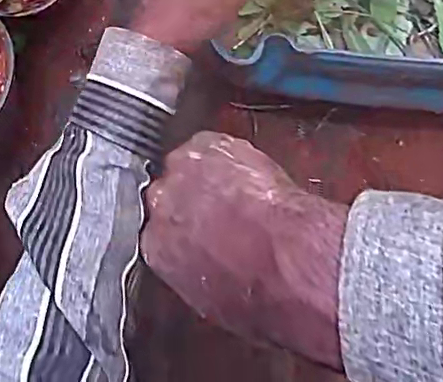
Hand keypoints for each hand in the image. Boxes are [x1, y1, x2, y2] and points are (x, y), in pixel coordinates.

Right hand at [142, 132, 345, 368]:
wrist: (286, 255)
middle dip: (190, 199)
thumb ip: (189, 267)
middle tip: (219, 211)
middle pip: (169, 191)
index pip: (158, 229)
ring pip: (189, 164)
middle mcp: (161, 200)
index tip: (197, 231)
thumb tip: (200, 258)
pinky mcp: (207, 142)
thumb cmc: (259, 287)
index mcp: (156, 245)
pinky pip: (214, 146)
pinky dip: (229, 157)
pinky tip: (248, 177)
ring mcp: (182, 166)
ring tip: (238, 193)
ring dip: (206, 175)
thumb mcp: (213, 300)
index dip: (181, 228)